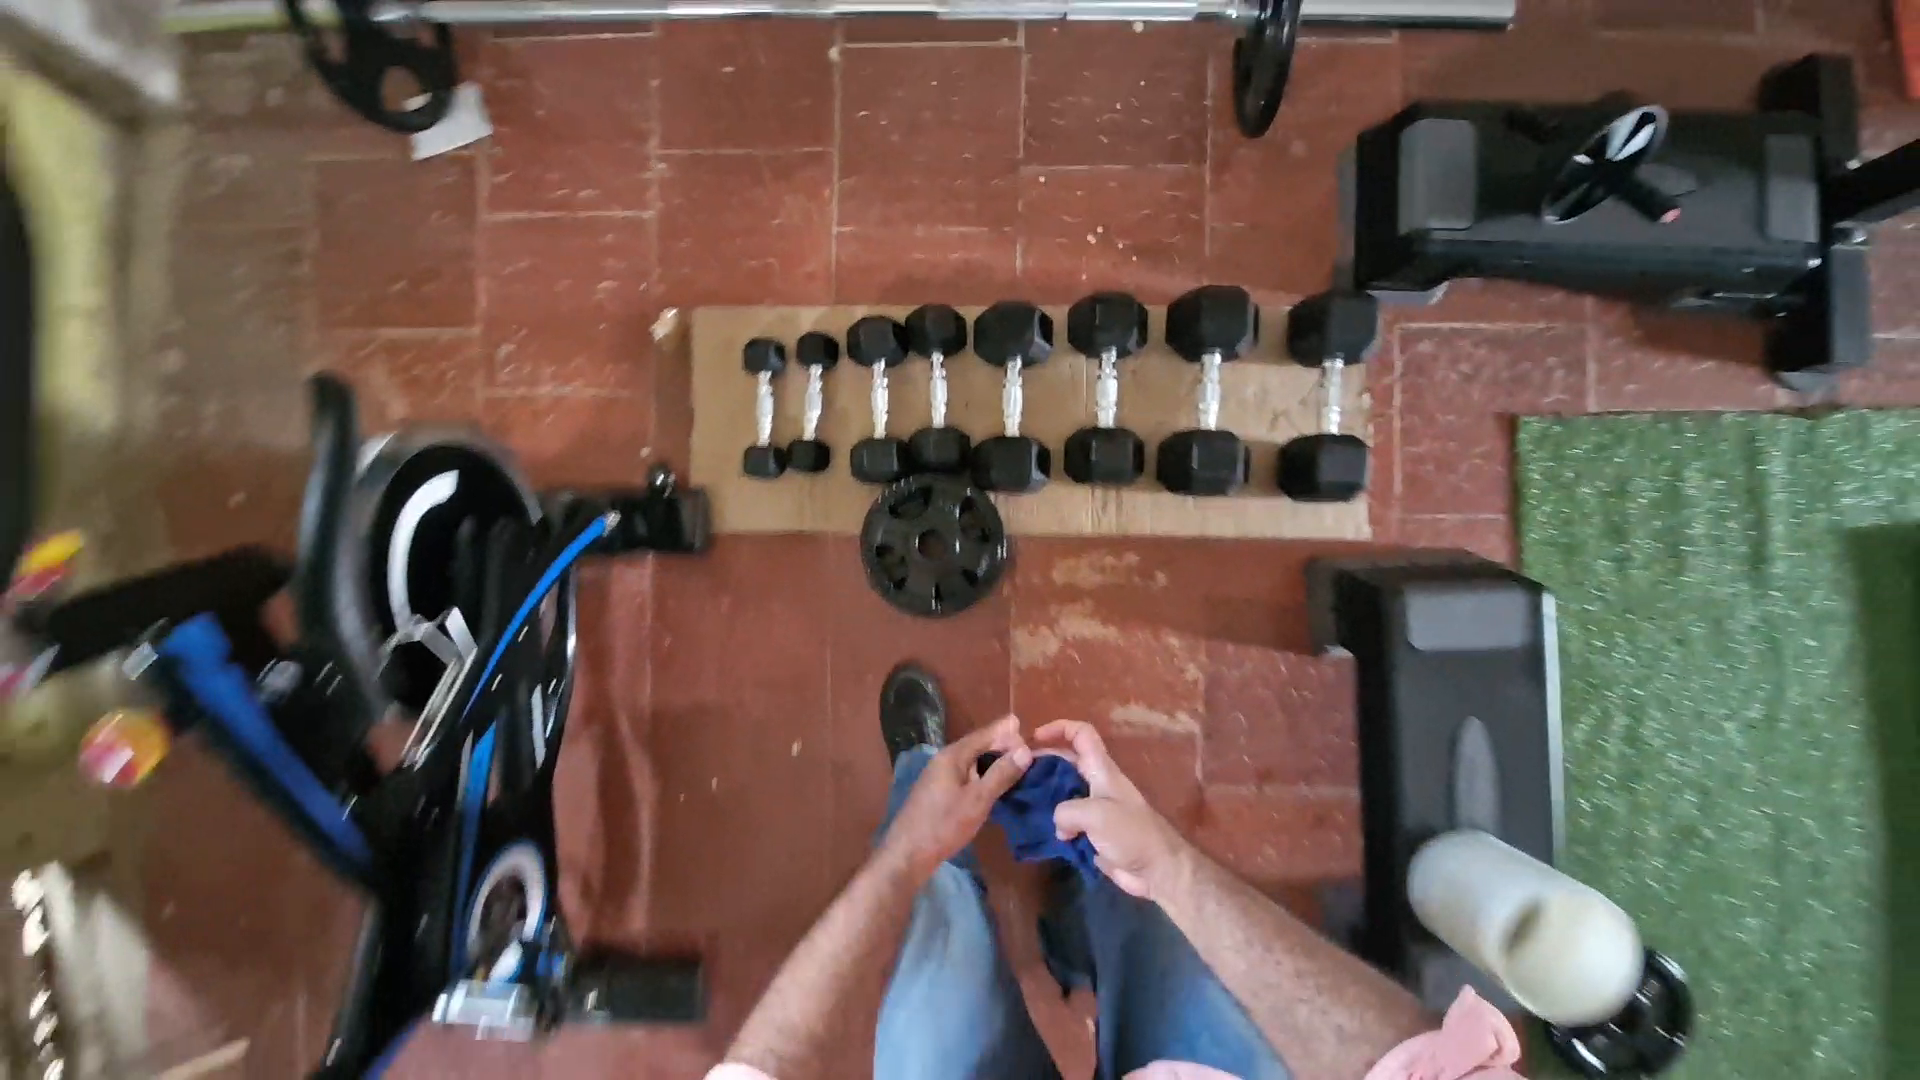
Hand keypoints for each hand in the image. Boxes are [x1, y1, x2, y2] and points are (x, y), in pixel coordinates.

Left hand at [879, 716, 1031, 879]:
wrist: (908, 854)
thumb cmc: (944, 824)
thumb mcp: (978, 800)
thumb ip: (1001, 774)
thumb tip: (1025, 750)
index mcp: (952, 756)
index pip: (983, 735)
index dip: (1004, 731)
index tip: (1023, 725)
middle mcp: (944, 760)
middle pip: (976, 746)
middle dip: (1000, 745)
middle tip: (1024, 748)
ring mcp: (938, 777)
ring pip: (971, 762)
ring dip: (991, 761)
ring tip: (1014, 764)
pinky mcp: (938, 793)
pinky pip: (965, 776)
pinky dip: (982, 775)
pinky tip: (993, 786)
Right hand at [1036, 719, 1192, 900]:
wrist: (1157, 870)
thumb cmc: (1131, 834)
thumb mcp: (1096, 814)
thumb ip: (1067, 811)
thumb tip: (1058, 825)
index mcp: (1101, 769)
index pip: (1081, 734)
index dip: (1059, 728)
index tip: (1033, 737)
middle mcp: (1096, 783)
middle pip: (1065, 761)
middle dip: (1041, 761)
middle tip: (1015, 771)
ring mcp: (1093, 807)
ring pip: (1062, 790)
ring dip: (1042, 792)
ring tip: (1018, 798)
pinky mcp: (1091, 831)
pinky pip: (1065, 819)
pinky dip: (1050, 820)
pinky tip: (1033, 826)